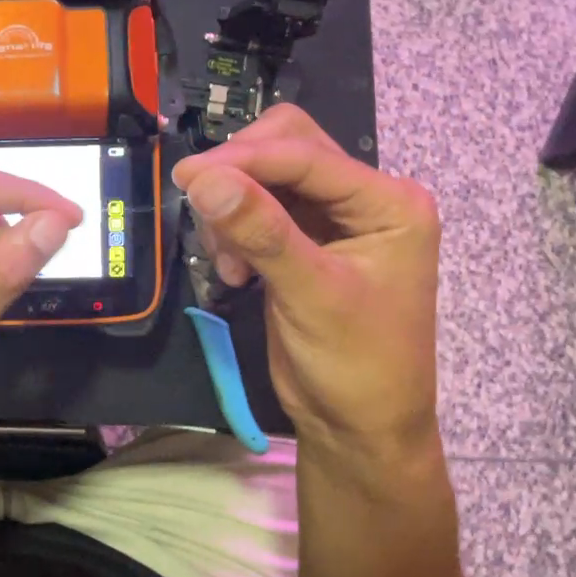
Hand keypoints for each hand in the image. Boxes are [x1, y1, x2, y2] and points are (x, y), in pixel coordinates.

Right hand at [171, 105, 440, 459]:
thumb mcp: (312, 296)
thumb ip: (261, 232)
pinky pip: (255, 207)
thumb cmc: (356, 367)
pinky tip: (232, 270)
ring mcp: (331, 219)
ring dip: (232, 207)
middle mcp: (363, 199)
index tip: (187, 176)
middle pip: (287, 148)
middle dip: (240, 175)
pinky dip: (233, 228)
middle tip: (206, 211)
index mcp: (389, 203)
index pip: (307, 155)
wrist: (358, 428)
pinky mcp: (302, 240)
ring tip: (228, 262)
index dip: (245, 159)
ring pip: (264, 175)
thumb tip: (203, 177)